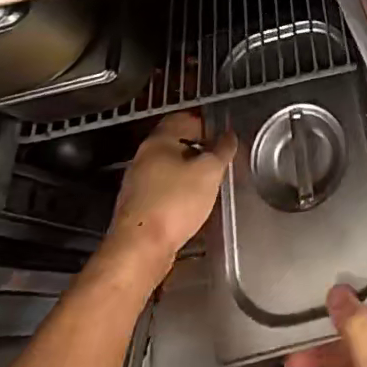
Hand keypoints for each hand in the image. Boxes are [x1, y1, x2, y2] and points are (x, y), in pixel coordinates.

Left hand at [100, 112, 235, 278]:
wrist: (141, 248)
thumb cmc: (172, 205)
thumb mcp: (210, 171)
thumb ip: (222, 150)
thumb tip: (228, 138)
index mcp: (157, 143)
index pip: (180, 119)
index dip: (203, 121)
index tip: (218, 127)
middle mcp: (142, 160)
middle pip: (173, 143)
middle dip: (198, 147)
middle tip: (219, 153)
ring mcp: (138, 184)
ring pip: (168, 167)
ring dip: (189, 170)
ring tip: (211, 178)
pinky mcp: (140, 207)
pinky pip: (164, 189)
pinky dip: (180, 190)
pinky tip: (193, 201)